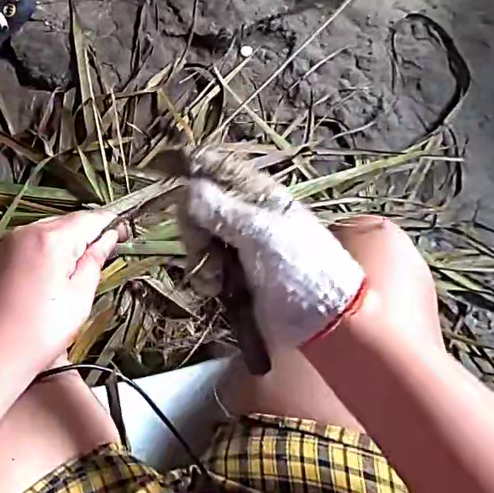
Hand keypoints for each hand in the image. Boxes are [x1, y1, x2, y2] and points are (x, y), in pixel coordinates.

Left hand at [0, 211, 122, 390]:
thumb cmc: (36, 334)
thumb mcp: (78, 299)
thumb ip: (94, 262)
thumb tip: (107, 239)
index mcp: (50, 239)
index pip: (88, 218)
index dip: (109, 223)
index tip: (123, 232)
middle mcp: (24, 232)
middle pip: (65, 222)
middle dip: (86, 234)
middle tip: (104, 255)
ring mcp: (5, 244)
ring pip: (46, 232)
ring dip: (65, 244)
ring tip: (76, 272)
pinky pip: (27, 245)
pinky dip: (43, 253)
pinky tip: (48, 278)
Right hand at [183, 178, 365, 350]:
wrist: (323, 324)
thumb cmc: (301, 270)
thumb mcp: (262, 234)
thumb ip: (222, 211)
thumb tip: (190, 188)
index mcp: (259, 193)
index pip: (218, 168)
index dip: (193, 171)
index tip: (170, 181)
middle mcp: (245, 213)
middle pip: (198, 204)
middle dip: (193, 227)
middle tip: (202, 247)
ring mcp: (238, 244)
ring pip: (197, 236)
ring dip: (198, 257)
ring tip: (215, 279)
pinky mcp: (232, 272)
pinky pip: (203, 264)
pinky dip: (203, 276)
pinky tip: (215, 288)